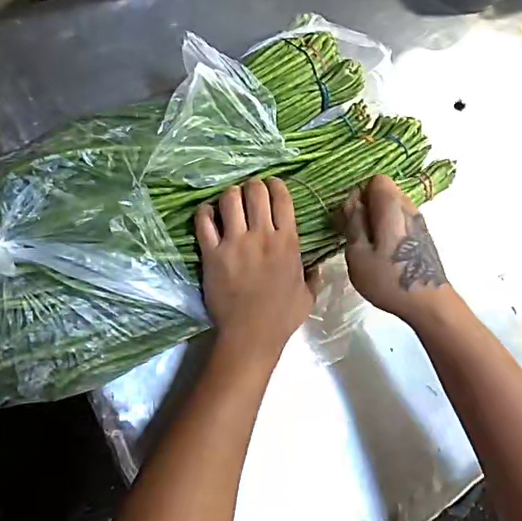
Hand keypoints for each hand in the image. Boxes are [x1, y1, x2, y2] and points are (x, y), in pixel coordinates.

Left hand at [195, 178, 312, 357]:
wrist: (251, 334)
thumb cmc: (282, 317)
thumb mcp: (308, 295)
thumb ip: (313, 276)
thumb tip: (318, 266)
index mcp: (288, 242)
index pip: (282, 198)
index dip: (276, 185)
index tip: (272, 185)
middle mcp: (261, 236)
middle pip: (255, 191)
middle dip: (252, 185)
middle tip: (249, 191)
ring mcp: (234, 243)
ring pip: (229, 199)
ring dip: (230, 195)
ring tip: (229, 201)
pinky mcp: (211, 254)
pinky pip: (204, 221)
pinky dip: (205, 212)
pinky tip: (208, 214)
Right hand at [342, 174, 459, 325]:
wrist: (428, 302)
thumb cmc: (388, 279)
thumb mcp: (358, 253)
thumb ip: (353, 224)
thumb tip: (352, 203)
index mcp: (392, 205)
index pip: (375, 179)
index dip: (359, 194)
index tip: (350, 218)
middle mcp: (409, 207)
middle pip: (385, 193)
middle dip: (367, 208)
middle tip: (355, 235)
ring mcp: (419, 222)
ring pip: (393, 209)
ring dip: (377, 222)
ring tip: (368, 248)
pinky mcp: (423, 237)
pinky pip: (401, 222)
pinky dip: (389, 231)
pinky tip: (383, 255)